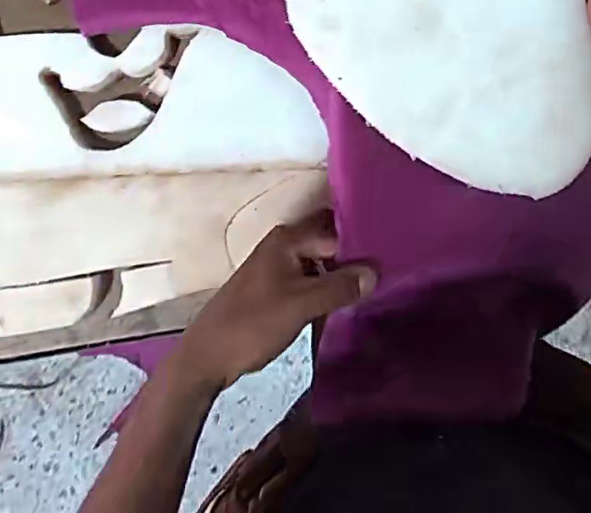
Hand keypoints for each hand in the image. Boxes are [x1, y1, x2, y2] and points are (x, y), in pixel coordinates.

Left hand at [172, 211, 375, 389]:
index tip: (386, 258)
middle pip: (328, 242)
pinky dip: (325, 286)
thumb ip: (340, 287)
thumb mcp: (301, 306)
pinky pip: (309, 277)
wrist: (204, 359)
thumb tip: (375, 272)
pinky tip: (342, 302)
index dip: (360, 244)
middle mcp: (283, 244)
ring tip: (368, 289)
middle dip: (352, 257)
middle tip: (382, 273)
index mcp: (288, 238)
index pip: (336, 231)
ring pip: (319, 261)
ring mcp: (276, 265)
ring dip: (339, 274)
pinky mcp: (274, 287)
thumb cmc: (252, 324)